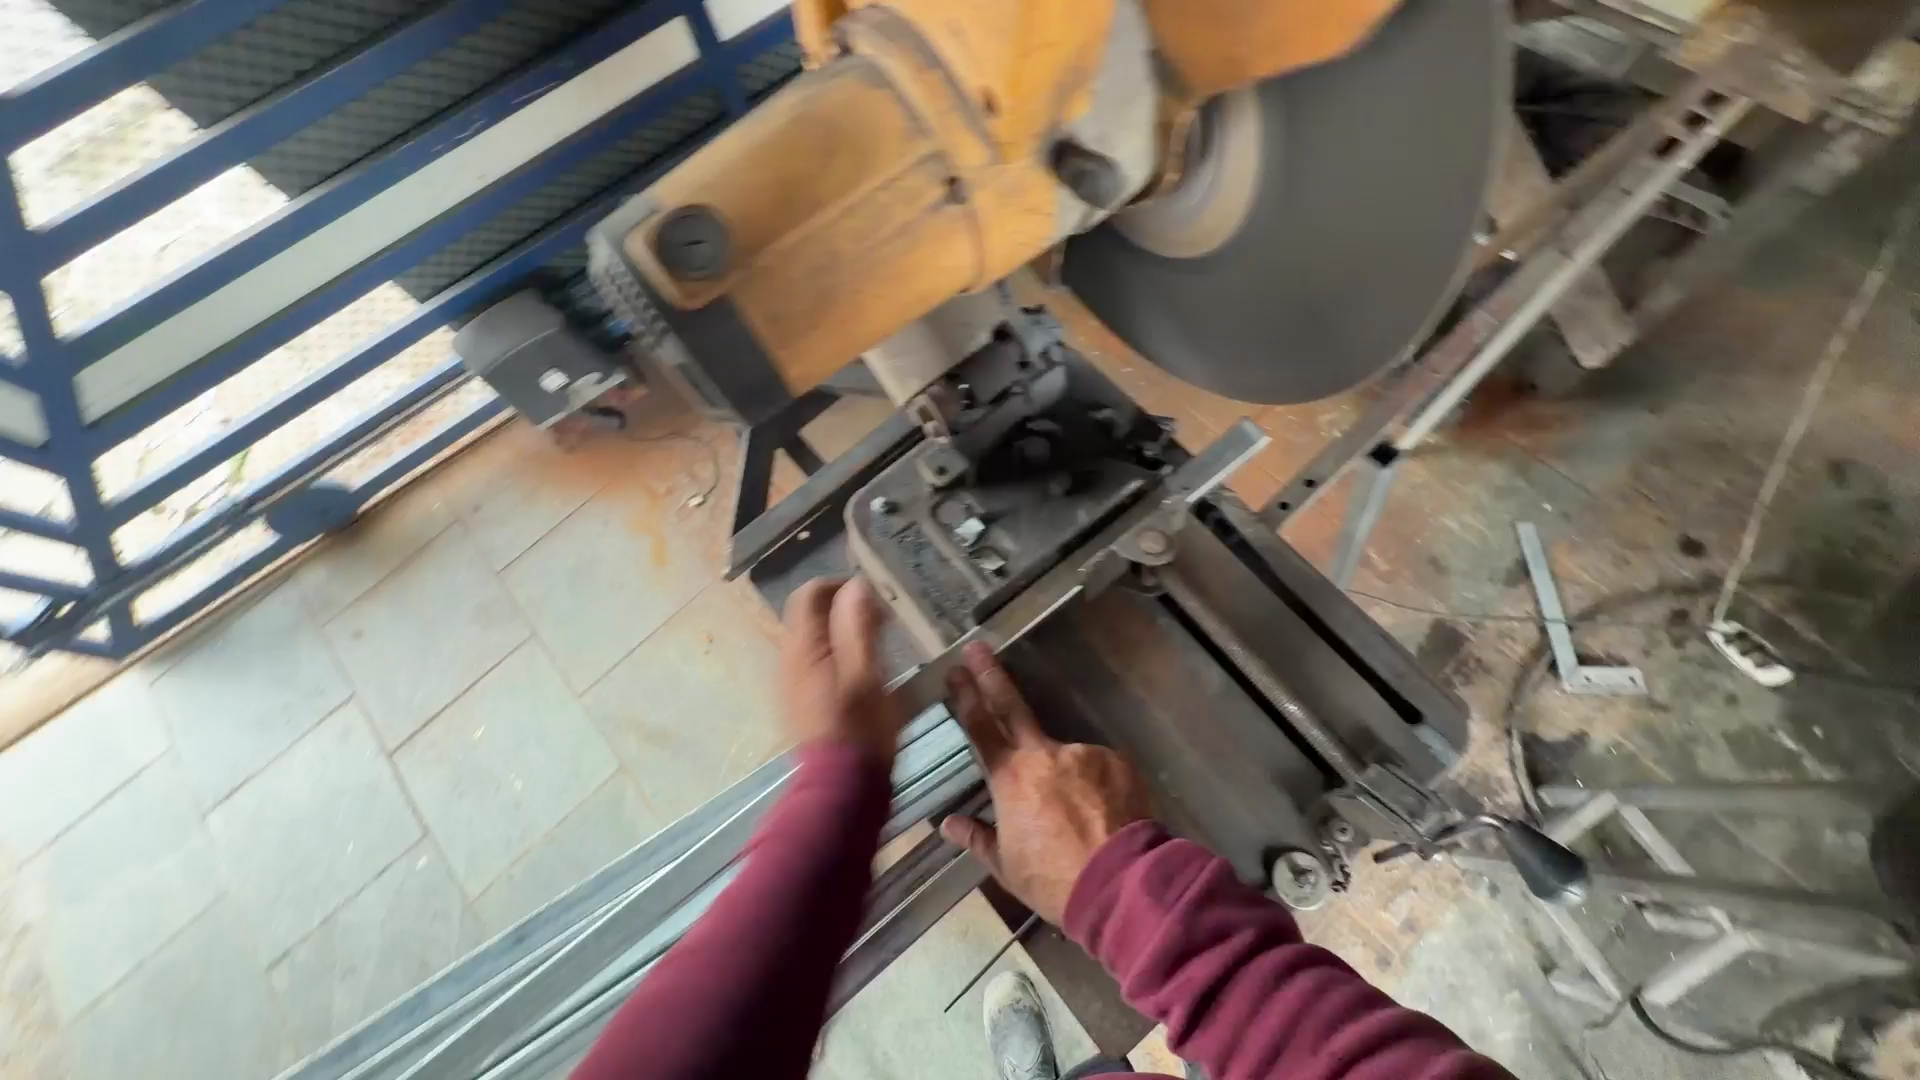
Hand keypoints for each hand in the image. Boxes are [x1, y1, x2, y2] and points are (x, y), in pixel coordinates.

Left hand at [780, 578, 901, 763]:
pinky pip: (815, 661)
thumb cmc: (860, 726)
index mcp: (803, 647)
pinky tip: (862, 673)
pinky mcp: (801, 699)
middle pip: (811, 614)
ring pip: (815, 638)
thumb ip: (858, 626)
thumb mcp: (866, 673)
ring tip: (877, 647)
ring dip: (843, 631)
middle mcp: (789, 658)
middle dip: (845, 608)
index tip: (874, 599)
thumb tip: (856, 585)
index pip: (810, 594)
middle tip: (882, 623)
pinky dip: (838, 654)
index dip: (840, 585)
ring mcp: (792, 681)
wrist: (841, 783)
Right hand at [939, 643, 1153, 924]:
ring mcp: (1083, 753)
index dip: (965, 696)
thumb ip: (977, 838)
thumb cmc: (1053, 879)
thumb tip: (947, 824)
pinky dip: (1097, 789)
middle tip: (978, 647)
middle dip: (992, 675)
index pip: (980, 728)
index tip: (954, 670)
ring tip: (1078, 820)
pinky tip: (1103, 818)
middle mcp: (1044, 754)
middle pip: (1012, 706)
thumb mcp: (1007, 866)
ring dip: (1066, 778)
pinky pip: (1099, 770)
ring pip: (1066, 758)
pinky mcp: (1116, 762)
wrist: (1120, 884)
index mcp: (1010, 778)